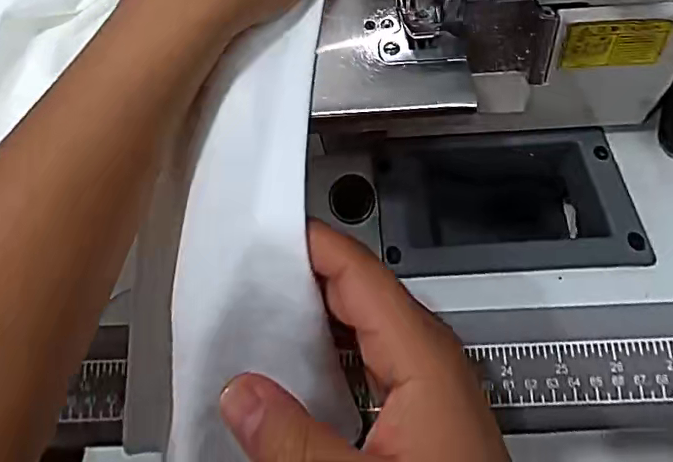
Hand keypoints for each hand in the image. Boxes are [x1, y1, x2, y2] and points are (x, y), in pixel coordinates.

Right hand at [219, 222, 508, 461]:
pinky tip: (302, 371)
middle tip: (251, 276)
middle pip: (358, 289)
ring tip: (266, 318)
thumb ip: (297, 439)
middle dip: (304, 277)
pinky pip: (368, 355)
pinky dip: (332, 350)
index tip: (270, 232)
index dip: (313, 243)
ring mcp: (429, 380)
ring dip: (315, 316)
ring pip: (362, 323)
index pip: (359, 269)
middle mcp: (430, 355)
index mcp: (423, 352)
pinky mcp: (422, 408)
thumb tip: (242, 395)